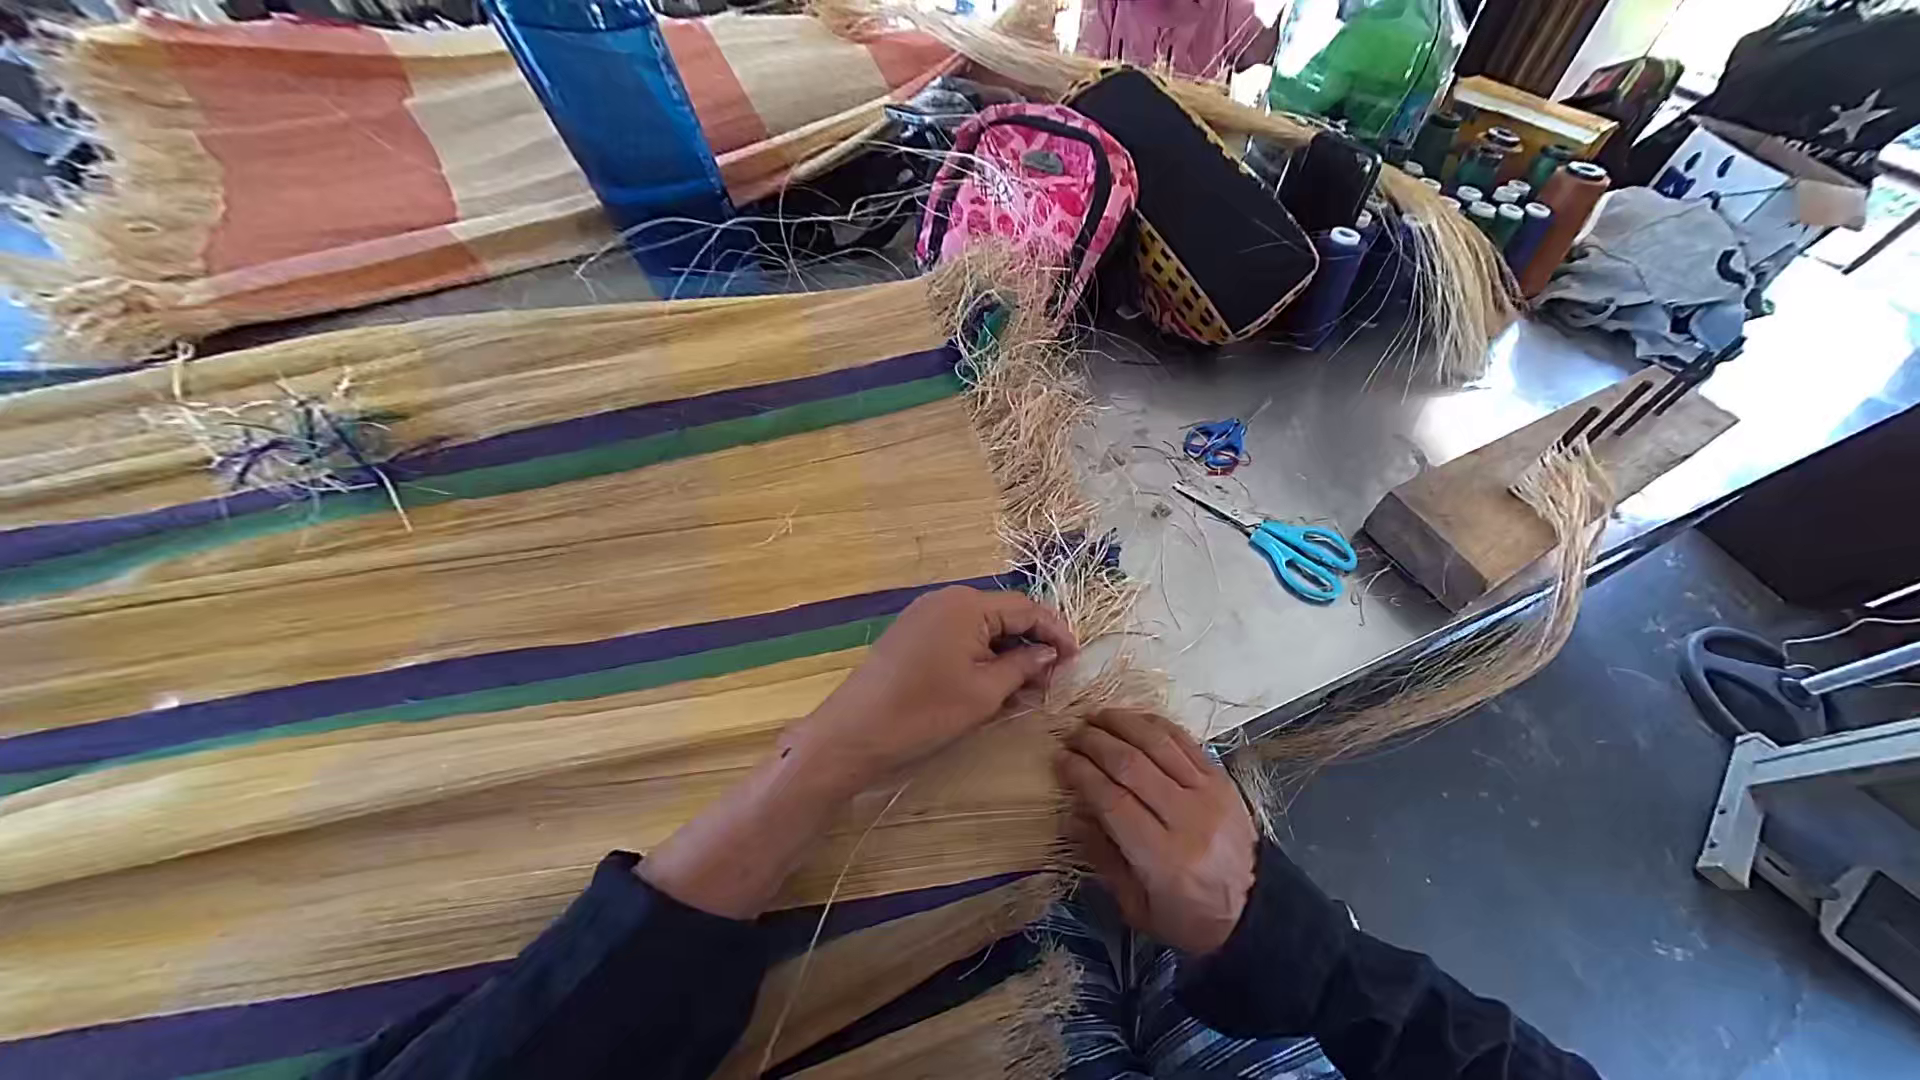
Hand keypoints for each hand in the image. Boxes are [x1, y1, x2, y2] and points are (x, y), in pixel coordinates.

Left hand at [787, 586, 1076, 795]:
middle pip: (1004, 613)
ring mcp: (925, 613)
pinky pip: (959, 634)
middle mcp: (946, 598)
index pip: (1027, 608)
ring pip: (982, 626)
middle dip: (1031, 643)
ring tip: (1025, 685)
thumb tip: (1049, 654)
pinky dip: (981, 654)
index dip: (1056, 633)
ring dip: (1006, 651)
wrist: (855, 731)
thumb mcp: (985, 691)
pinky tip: (991, 681)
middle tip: (1051, 678)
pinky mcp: (912, 632)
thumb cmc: (925, 710)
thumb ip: (1023, 665)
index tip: (1076, 659)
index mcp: (967, 603)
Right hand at [1057, 709, 1257, 954]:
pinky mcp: (1222, 779)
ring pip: (1157, 744)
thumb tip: (1071, 814)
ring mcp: (1209, 794)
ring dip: (1121, 724)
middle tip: (1071, 735)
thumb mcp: (1137, 906)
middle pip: (1131, 765)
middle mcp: (1188, 819)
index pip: (1112, 801)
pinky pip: (1184, 741)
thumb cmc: (1189, 917)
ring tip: (1096, 717)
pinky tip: (1132, 719)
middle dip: (1094, 743)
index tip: (1060, 760)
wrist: (1258, 914)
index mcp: (1164, 858)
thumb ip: (1102, 857)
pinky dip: (1155, 724)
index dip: (1081, 774)